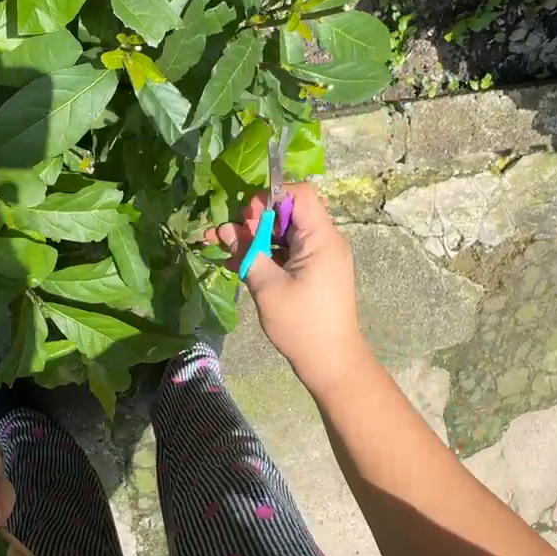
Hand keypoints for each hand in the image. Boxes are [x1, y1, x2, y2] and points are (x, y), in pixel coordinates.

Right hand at [207, 183, 372, 392]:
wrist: (331, 361)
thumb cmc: (302, 324)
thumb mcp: (268, 287)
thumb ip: (247, 253)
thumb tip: (225, 230)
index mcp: (322, 238)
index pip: (299, 194)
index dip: (270, 198)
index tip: (248, 219)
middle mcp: (325, 241)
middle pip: (288, 212)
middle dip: (255, 221)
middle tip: (231, 238)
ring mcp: (320, 257)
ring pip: (284, 233)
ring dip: (256, 240)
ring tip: (226, 252)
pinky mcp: (314, 272)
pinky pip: (288, 252)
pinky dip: (266, 255)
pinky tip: (239, 265)